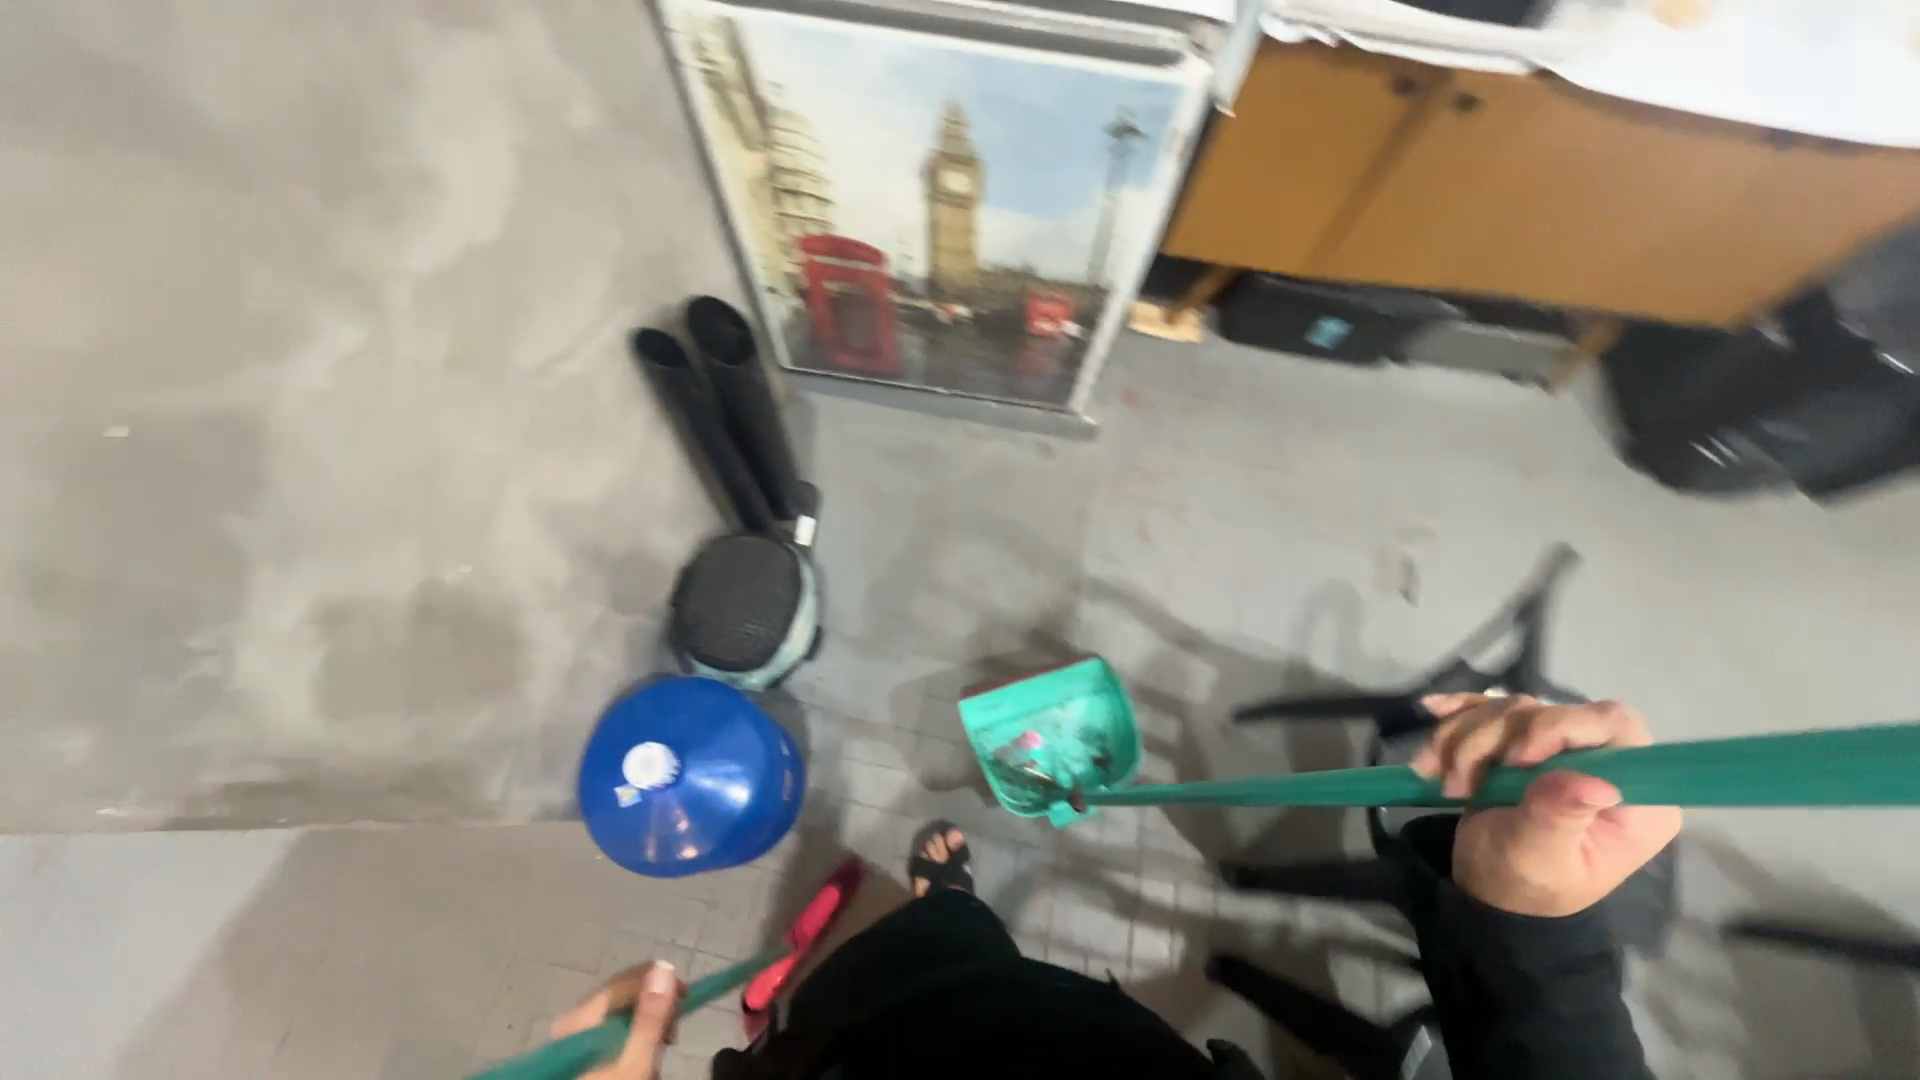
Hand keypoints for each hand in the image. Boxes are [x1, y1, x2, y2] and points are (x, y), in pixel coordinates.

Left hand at [549, 961, 685, 1079]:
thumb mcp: (635, 1064)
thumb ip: (650, 1017)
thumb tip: (665, 967)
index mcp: (579, 1020)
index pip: (626, 981)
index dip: (659, 981)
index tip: (686, 997)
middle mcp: (572, 1022)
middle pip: (623, 995)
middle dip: (654, 1006)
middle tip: (674, 1033)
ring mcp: (573, 1038)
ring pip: (620, 1013)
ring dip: (646, 1025)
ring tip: (662, 1048)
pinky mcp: (579, 1053)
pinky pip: (612, 1031)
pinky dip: (633, 1039)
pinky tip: (643, 1057)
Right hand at [1410, 694, 1681, 917]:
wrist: (1488, 891)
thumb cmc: (1524, 886)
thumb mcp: (1542, 857)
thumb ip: (1560, 816)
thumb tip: (1598, 784)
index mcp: (1633, 795)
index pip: (1613, 724)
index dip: (1561, 726)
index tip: (1515, 757)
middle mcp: (1601, 762)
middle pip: (1546, 711)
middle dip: (1490, 739)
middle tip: (1460, 782)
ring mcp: (1556, 749)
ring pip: (1506, 710)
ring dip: (1462, 739)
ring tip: (1446, 783)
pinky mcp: (1518, 743)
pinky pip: (1483, 709)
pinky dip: (1454, 715)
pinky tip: (1432, 709)